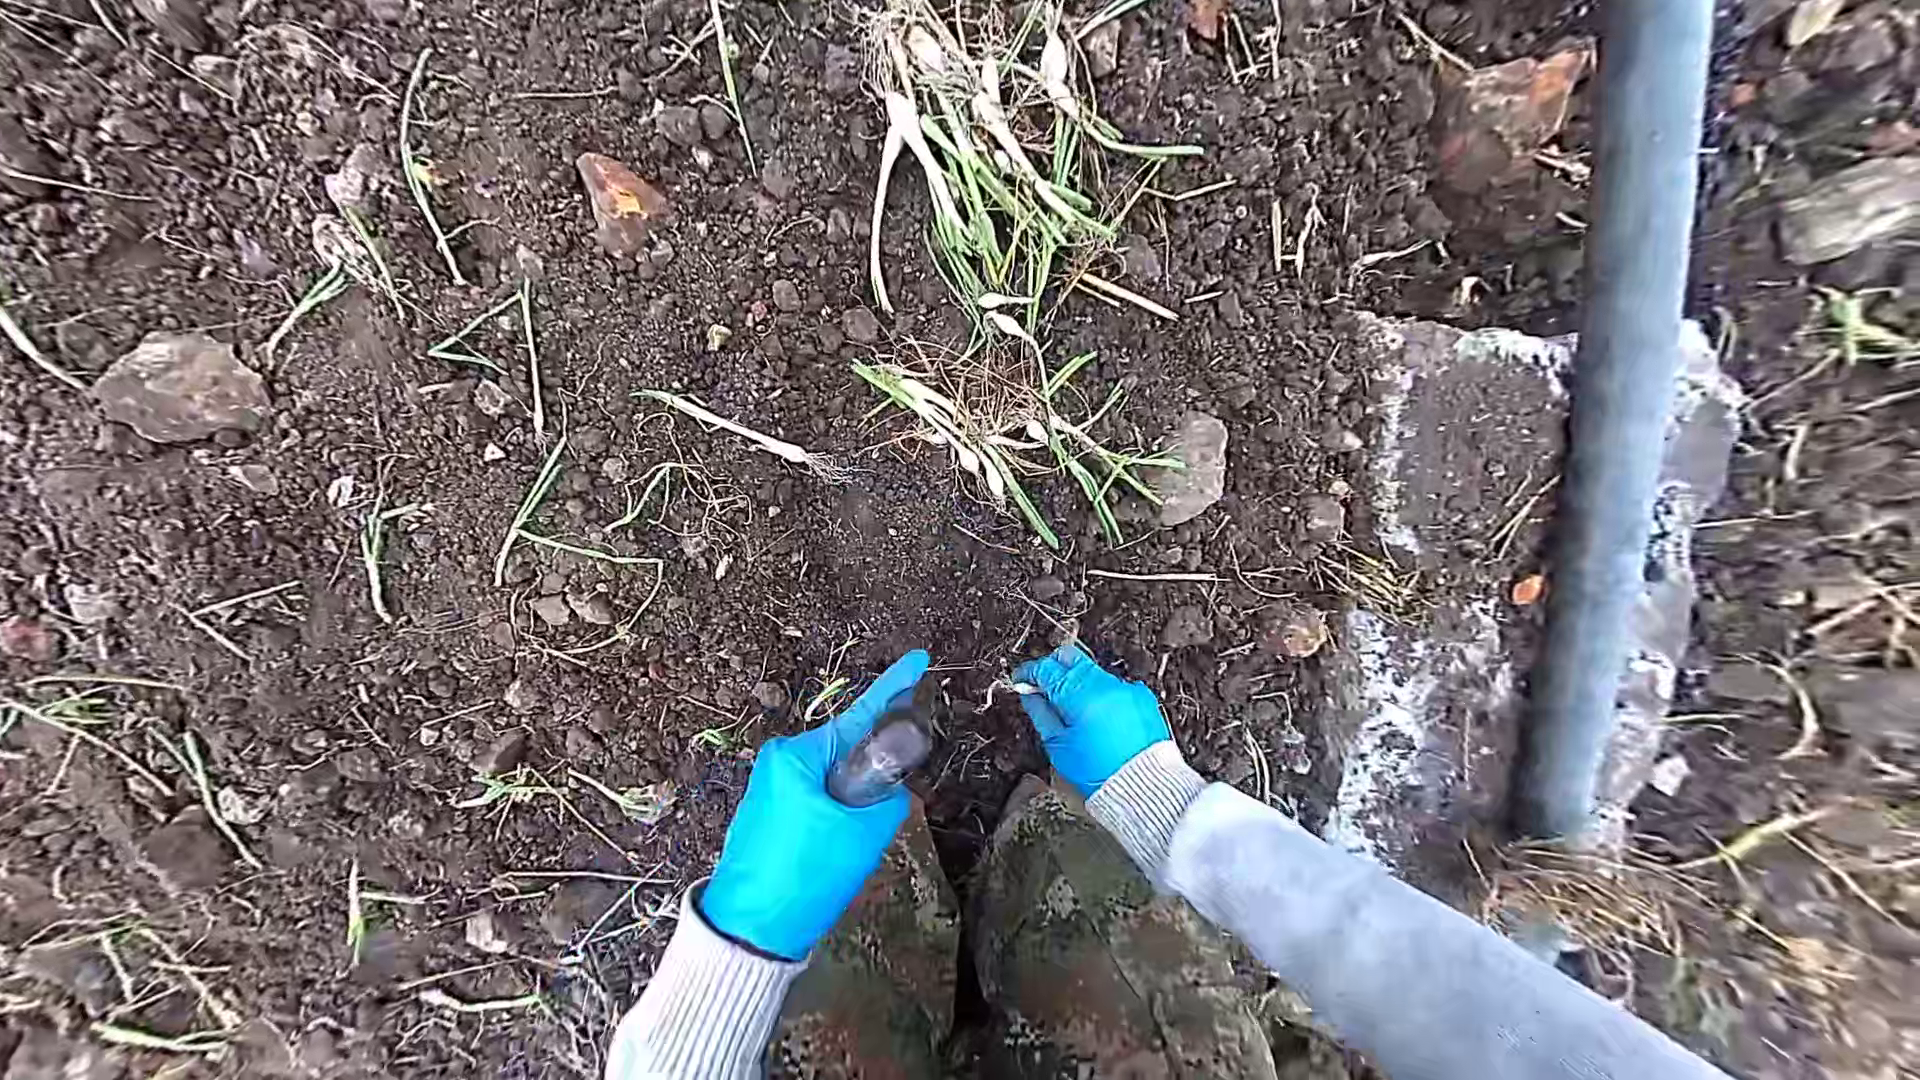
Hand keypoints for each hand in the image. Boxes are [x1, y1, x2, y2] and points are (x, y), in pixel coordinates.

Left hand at [700, 649, 929, 959]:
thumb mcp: (864, 833)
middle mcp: (782, 759)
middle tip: (891, 792)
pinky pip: (818, 795)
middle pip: (848, 746)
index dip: (895, 686)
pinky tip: (837, 843)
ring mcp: (772, 785)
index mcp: (799, 755)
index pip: (861, 711)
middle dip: (875, 764)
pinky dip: (837, 808)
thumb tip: (893, 790)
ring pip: (834, 775)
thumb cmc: (806, 875)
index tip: (919, 658)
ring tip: (854, 839)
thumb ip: (890, 798)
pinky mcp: (771, 810)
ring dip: (855, 795)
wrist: (746, 935)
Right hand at [1014, 644, 1169, 796]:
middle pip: (1069, 657)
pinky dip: (1100, 694)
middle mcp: (1104, 684)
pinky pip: (1113, 686)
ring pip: (1091, 670)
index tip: (1022, 680)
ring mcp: (1124, 688)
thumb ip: (1040, 713)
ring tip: (1071, 711)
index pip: (1046, 668)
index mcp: (1079, 694)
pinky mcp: (1141, 697)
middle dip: (1052, 668)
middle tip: (1043, 688)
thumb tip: (1030, 694)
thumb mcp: (1058, 746)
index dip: (1029, 673)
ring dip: (1076, 683)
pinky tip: (1097, 718)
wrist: (1145, 789)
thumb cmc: (1100, 774)